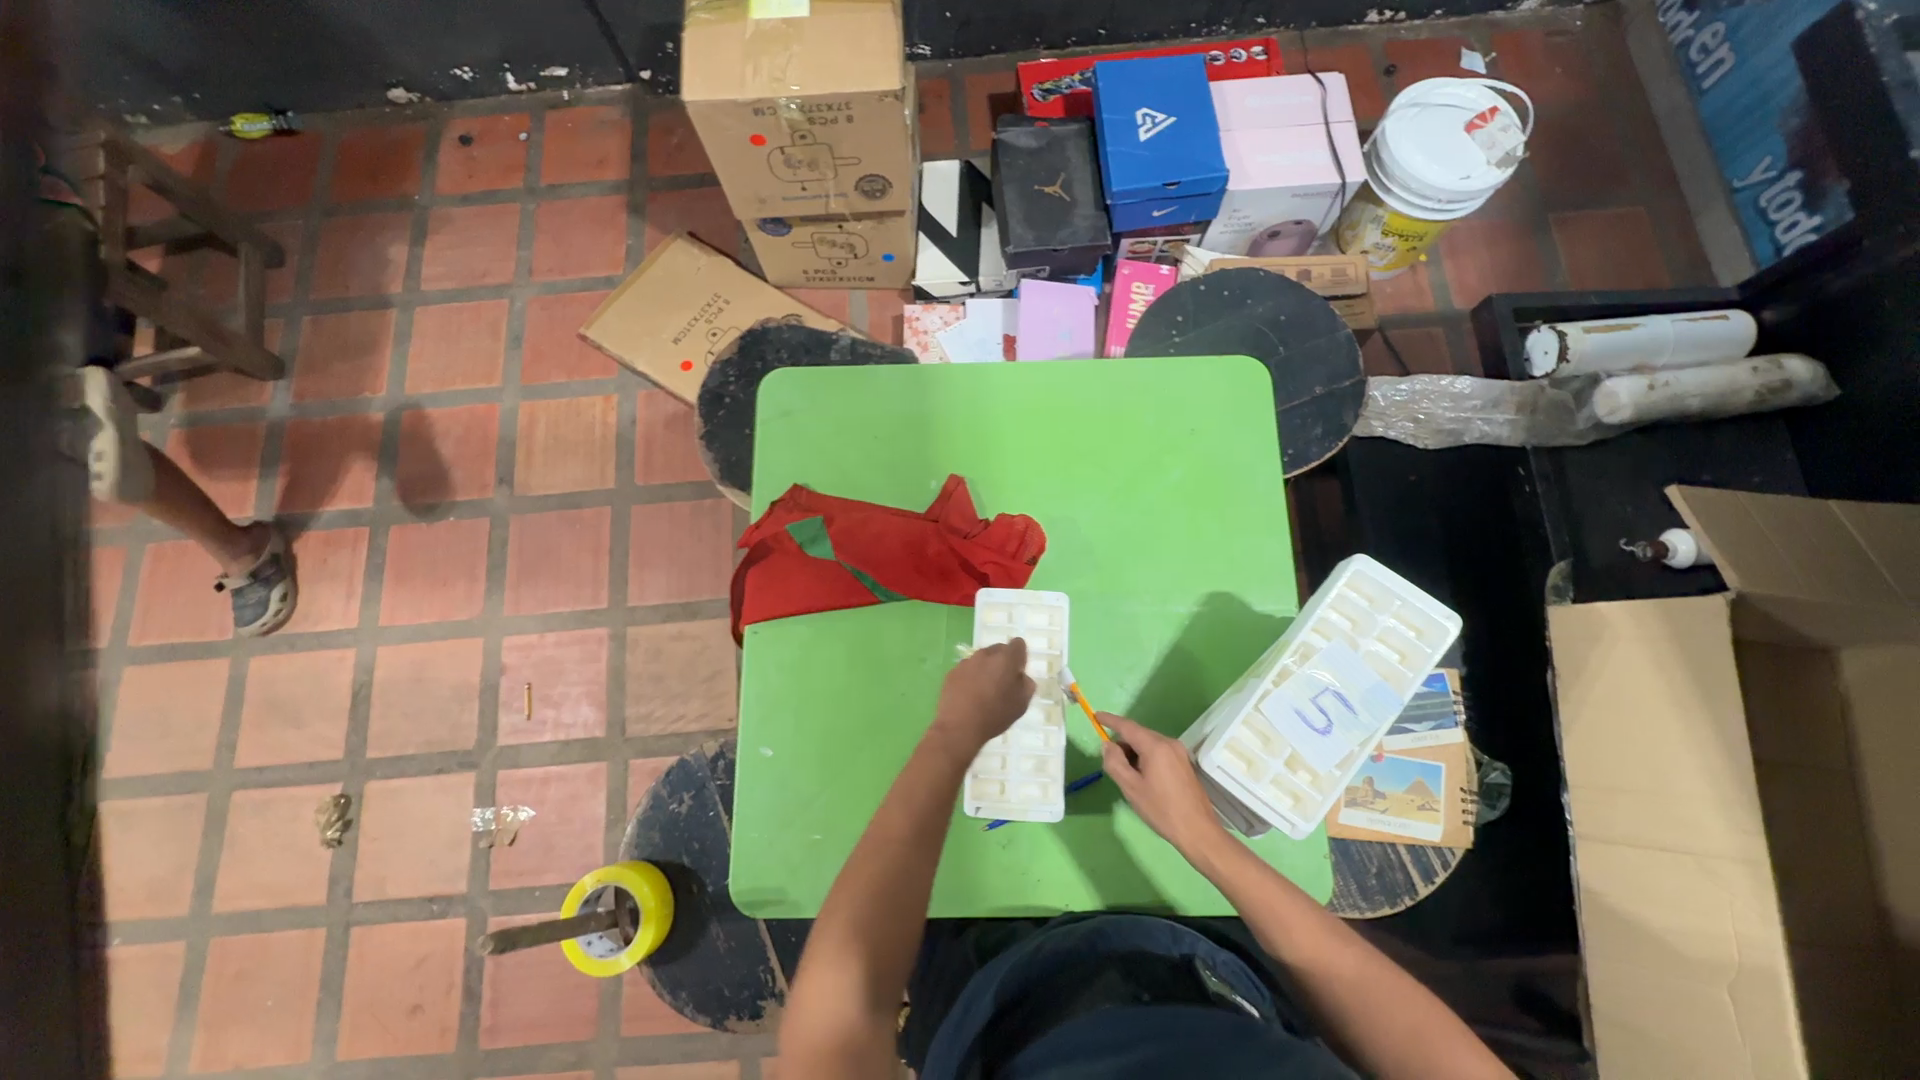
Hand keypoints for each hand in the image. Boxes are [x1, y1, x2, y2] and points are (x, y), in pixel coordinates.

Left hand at [931, 640, 1034, 750]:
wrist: (959, 726)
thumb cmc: (995, 715)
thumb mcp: (1021, 704)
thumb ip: (1026, 685)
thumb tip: (1022, 677)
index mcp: (1006, 659)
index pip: (1018, 644)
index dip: (1020, 657)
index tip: (1017, 673)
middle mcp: (985, 654)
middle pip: (999, 650)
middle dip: (1003, 662)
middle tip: (1002, 684)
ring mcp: (966, 662)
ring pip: (981, 660)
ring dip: (985, 669)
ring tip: (983, 692)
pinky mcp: (952, 672)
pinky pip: (967, 669)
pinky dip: (970, 677)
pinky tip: (969, 696)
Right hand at [1100, 713, 1227, 858]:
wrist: (1197, 830)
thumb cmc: (1161, 809)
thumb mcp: (1131, 788)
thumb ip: (1115, 763)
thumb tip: (1107, 745)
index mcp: (1155, 746)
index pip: (1128, 726)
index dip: (1110, 720)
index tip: (1095, 715)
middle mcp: (1169, 743)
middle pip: (1139, 735)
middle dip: (1122, 743)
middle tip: (1110, 762)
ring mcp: (1179, 752)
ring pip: (1149, 744)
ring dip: (1134, 752)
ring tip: (1127, 774)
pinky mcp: (1184, 763)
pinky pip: (1159, 752)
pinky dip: (1146, 757)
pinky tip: (1143, 776)